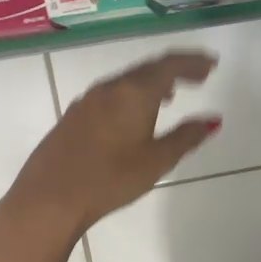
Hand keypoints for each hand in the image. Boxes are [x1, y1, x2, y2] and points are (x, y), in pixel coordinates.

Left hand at [0, 51, 219, 238]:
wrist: (48, 199)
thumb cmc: (110, 179)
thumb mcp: (157, 161)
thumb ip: (187, 137)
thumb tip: (213, 120)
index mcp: (134, 94)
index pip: (169, 66)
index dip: (193, 61)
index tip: (212, 63)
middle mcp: (110, 89)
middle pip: (148, 68)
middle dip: (177, 68)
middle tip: (200, 75)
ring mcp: (87, 101)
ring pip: (128, 80)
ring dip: (154, 82)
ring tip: (172, 94)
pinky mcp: (74, 116)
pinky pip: (112, 93)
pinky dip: (133, 94)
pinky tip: (136, 114)